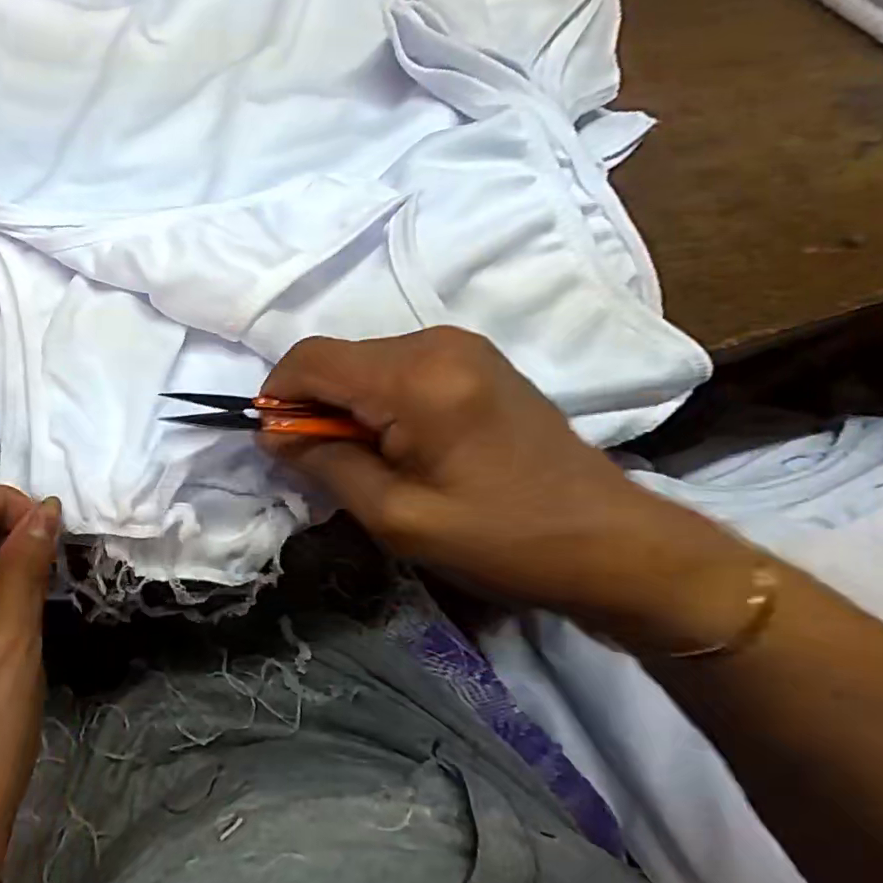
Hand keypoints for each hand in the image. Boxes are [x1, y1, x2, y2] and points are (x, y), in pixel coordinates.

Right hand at [261, 328, 763, 652]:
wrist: (608, 541)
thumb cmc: (501, 539)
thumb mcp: (397, 517)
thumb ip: (325, 462)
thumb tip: (273, 431)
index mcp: (416, 376)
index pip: (311, 359)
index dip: (278, 396)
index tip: (276, 446)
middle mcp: (436, 341)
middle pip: (338, 358)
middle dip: (315, 407)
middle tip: (327, 468)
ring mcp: (461, 345)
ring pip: (366, 363)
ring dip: (348, 407)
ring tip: (371, 464)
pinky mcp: (475, 360)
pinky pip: (400, 368)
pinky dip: (380, 402)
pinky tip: (403, 446)